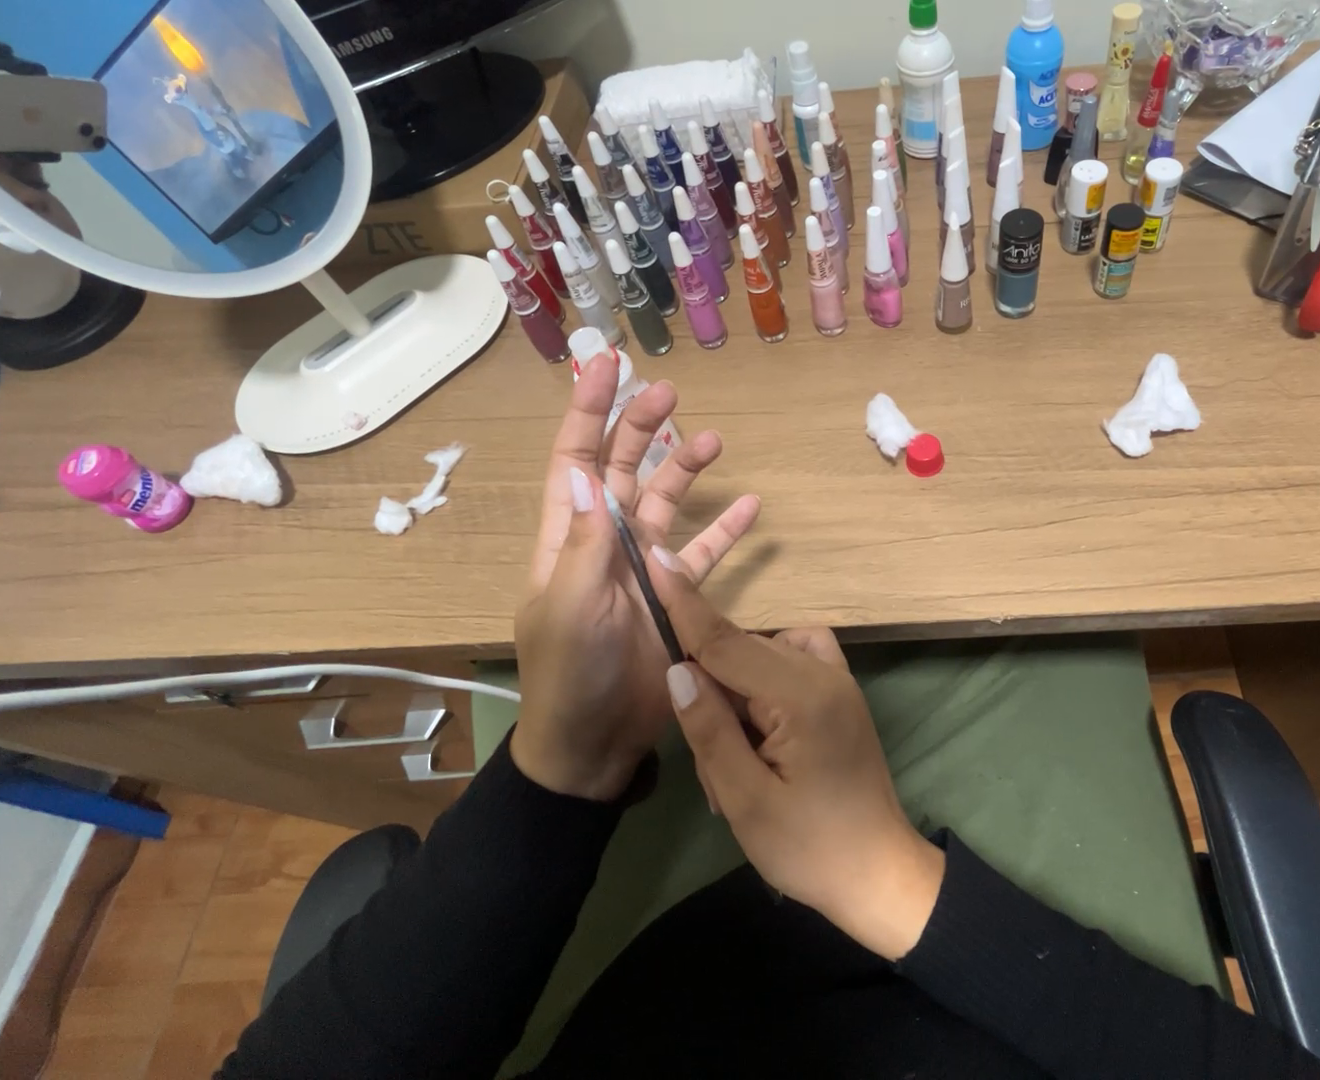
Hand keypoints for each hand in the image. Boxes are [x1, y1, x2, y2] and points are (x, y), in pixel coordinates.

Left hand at [512, 350, 759, 800]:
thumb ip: (585, 542)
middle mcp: (604, 543)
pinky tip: (751, 507)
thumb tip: (589, 473)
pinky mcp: (676, 597)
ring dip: (688, 470)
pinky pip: (703, 554)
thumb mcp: (568, 604)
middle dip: (642, 428)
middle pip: (624, 470)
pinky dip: (724, 530)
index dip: (588, 412)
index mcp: (568, 538)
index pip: (576, 460)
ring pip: (667, 505)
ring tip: (716, 441)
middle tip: (671, 392)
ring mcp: (643, 569)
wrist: (595, 742)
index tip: (607, 367)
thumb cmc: (569, 673)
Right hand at [646, 547, 945, 959]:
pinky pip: (792, 664)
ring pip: (764, 659)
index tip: (657, 559)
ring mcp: (838, 682)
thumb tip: (680, 669)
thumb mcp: (746, 799)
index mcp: (802, 697)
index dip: (686, 604)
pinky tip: (760, 731)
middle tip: (714, 770)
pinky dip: (764, 686)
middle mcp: (825, 675)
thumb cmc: (810, 848)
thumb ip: (710, 729)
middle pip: (743, 651)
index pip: (727, 641)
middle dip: (710, 693)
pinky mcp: (841, 696)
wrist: (879, 874)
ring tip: (738, 768)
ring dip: (736, 698)